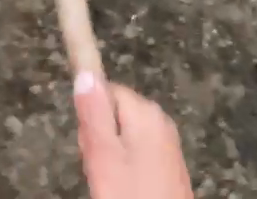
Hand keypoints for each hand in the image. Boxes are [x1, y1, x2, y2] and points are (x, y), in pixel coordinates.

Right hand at [73, 72, 194, 198]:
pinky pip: (138, 155)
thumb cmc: (131, 197)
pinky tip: (124, 191)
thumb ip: (94, 114)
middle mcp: (160, 121)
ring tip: (112, 185)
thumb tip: (86, 70)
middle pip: (117, 114)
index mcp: (146, 112)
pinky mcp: (170, 166)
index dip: (91, 117)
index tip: (87, 145)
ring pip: (125, 137)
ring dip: (112, 157)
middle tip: (100, 170)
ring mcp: (168, 144)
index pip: (107, 91)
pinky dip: (127, 169)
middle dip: (102, 139)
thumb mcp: (104, 158)